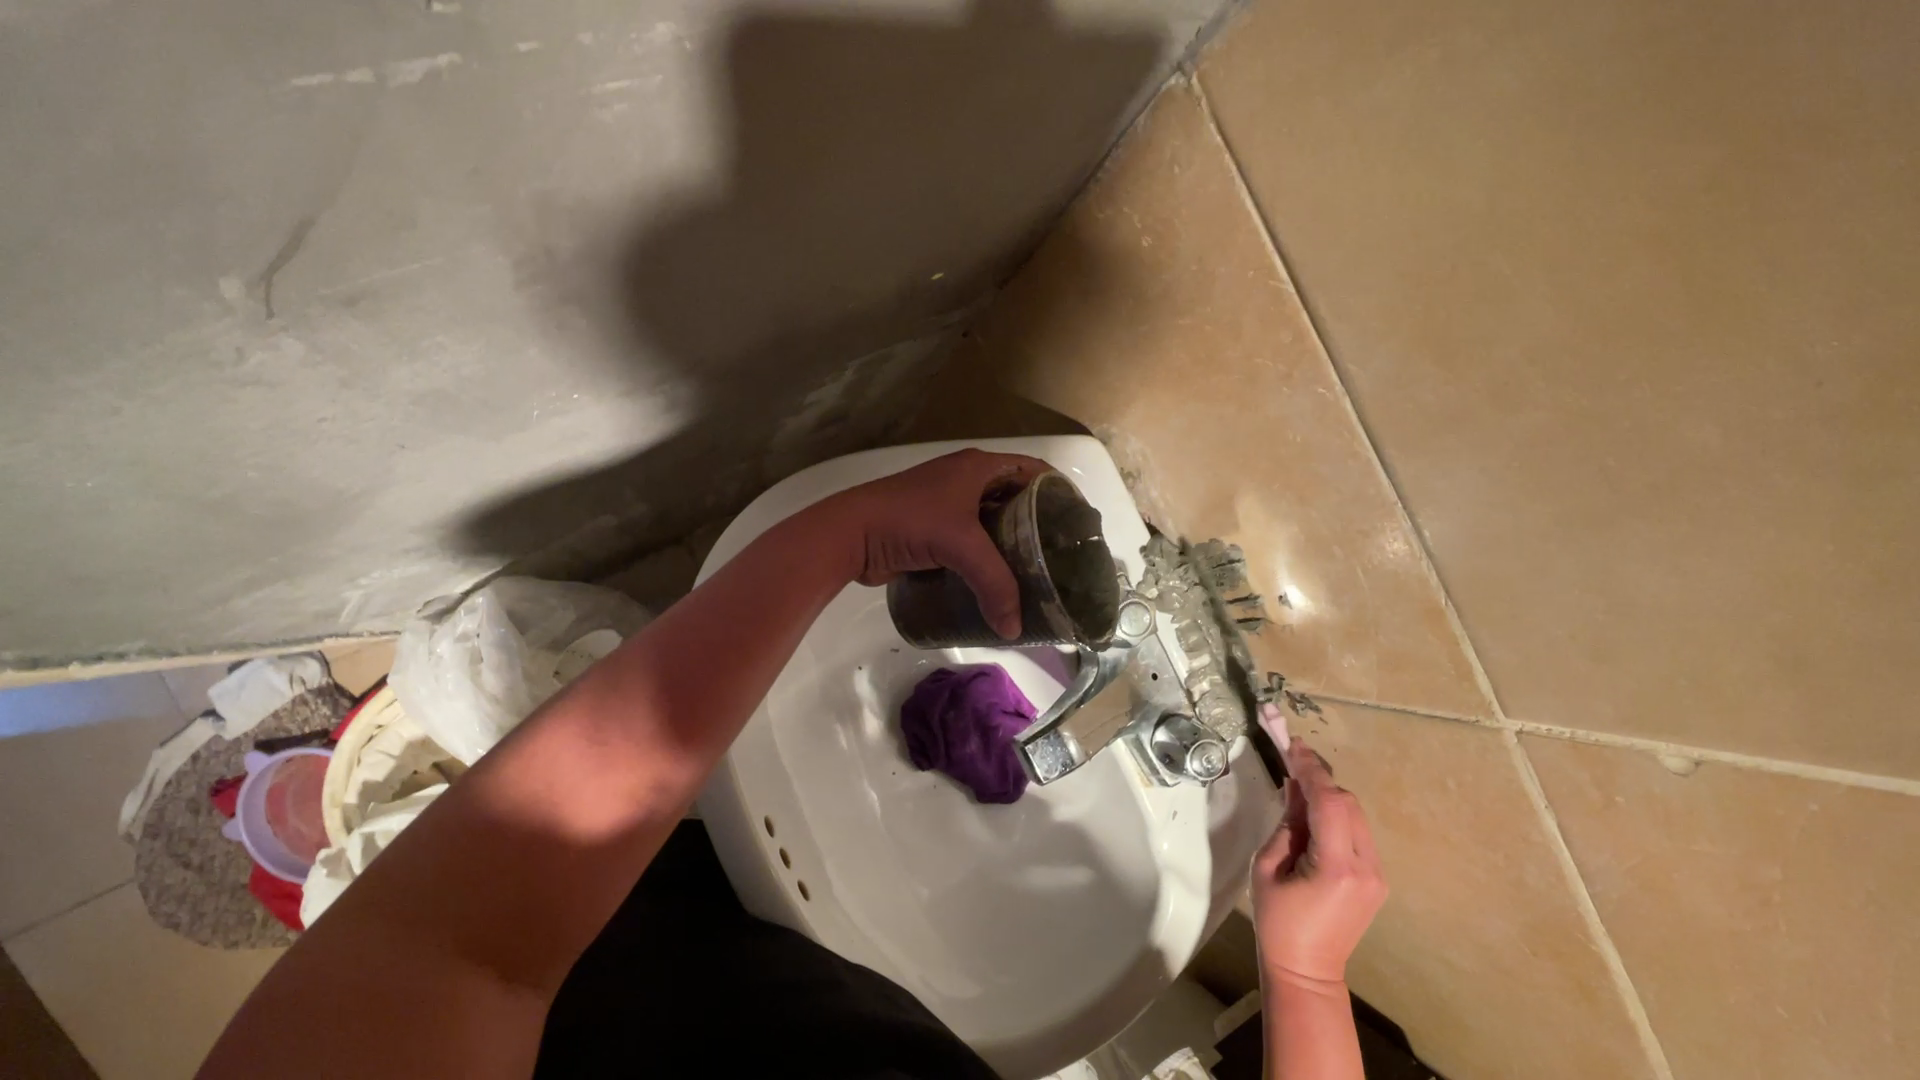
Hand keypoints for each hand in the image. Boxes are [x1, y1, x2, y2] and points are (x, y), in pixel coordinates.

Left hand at [831, 449, 1051, 638]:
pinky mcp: (930, 530)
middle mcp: (966, 480)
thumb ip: (994, 585)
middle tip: (1060, 557)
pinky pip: (969, 543)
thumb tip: (1014, 629)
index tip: (1078, 523)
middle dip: (1037, 526)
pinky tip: (997, 584)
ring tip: (1035, 575)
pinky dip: (984, 560)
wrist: (849, 534)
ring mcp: (946, 505)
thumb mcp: (960, 546)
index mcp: (979, 467)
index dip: (1058, 493)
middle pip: (1015, 500)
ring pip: (991, 524)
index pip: (1034, 472)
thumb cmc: (909, 522)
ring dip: (1010, 546)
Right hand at [1251, 728, 1387, 990]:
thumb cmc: (1277, 921)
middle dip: (1320, 780)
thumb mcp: (1266, 868)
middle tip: (1291, 761)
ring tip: (1298, 788)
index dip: (1312, 770)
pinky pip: (1357, 833)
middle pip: (1348, 804)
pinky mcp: (1376, 879)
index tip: (1293, 745)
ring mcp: (1377, 874)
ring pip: (1355, 815)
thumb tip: (1294, 790)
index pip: (1330, 803)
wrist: (1307, 969)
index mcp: (1337, 867)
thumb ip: (1286, 826)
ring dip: (1328, 797)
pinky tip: (1313, 815)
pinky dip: (1336, 816)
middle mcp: (1366, 867)